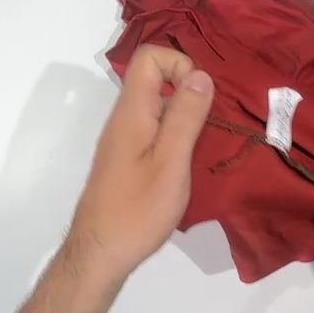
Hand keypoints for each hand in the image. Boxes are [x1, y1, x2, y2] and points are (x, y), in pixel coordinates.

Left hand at [66, 45, 213, 281]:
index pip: (149, 57)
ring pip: (158, 104)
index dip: (179, 64)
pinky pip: (156, 127)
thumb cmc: (137, 211)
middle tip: (214, 122)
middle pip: (155, 77)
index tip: (201, 96)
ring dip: (186, 113)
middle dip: (189, 89)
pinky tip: (192, 160)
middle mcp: (125, 118)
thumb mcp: (171, 162)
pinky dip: (177, 133)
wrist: (99, 255)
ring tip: (209, 141)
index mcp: (132, 111)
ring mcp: (126, 138)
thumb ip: (185, 116)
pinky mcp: (129, 157)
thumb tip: (200, 74)